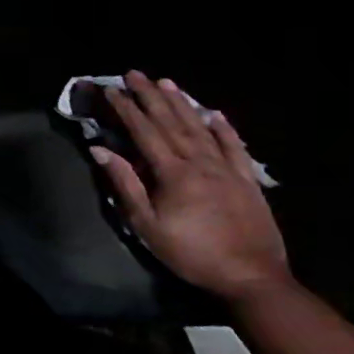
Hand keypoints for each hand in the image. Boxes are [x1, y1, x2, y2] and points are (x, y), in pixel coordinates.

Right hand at [94, 71, 291, 301]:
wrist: (253, 279)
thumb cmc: (190, 252)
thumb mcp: (145, 223)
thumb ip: (124, 183)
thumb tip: (100, 149)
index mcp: (173, 173)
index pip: (144, 132)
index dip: (126, 109)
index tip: (110, 90)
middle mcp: (201, 164)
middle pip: (172, 123)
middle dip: (151, 97)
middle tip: (135, 74)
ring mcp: (228, 171)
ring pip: (201, 129)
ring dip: (182, 104)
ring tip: (167, 83)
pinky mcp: (247, 183)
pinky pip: (235, 149)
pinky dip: (224, 130)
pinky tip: (215, 115)